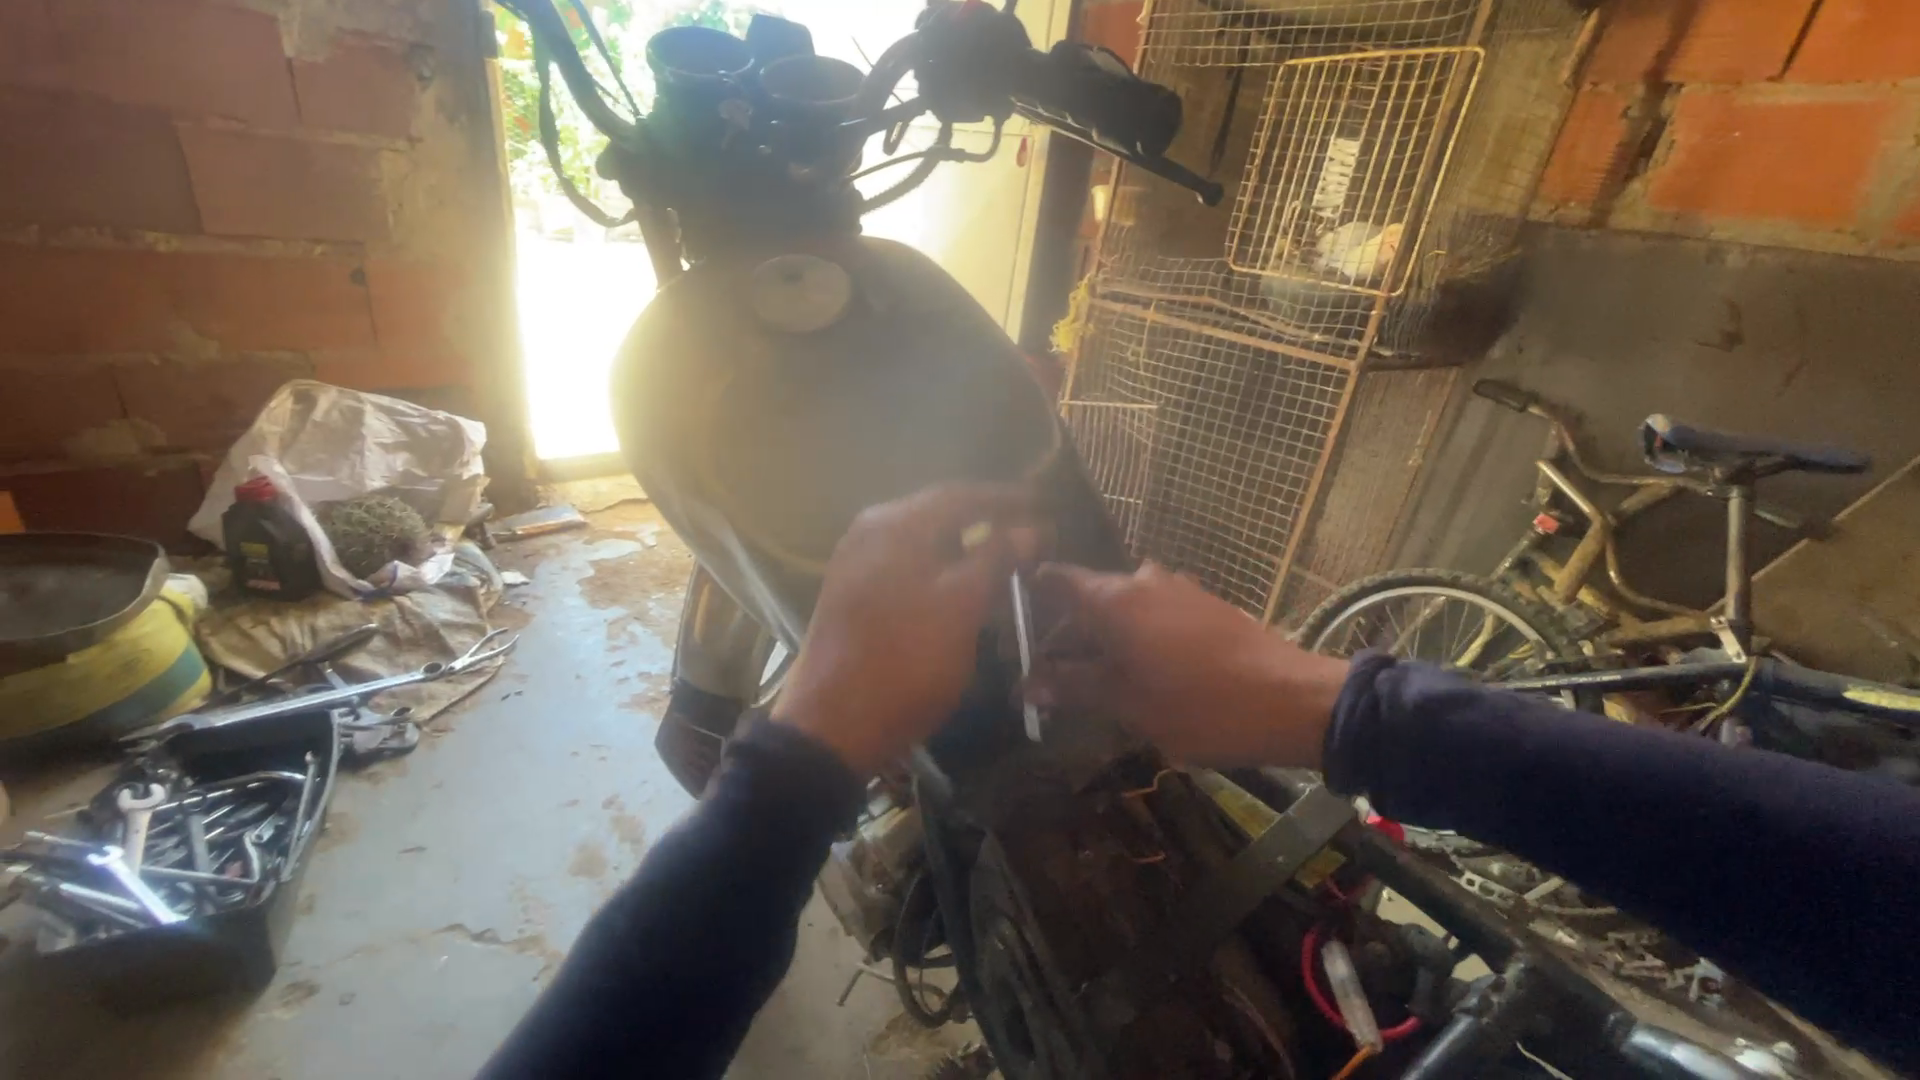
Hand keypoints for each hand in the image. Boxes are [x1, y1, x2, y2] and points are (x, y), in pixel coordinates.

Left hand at [772, 484, 1040, 775]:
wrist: (831, 725)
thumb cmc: (906, 660)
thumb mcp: (962, 606)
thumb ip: (997, 558)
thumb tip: (1032, 527)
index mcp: (896, 524)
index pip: (962, 494)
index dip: (1008, 498)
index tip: (1045, 503)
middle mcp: (870, 531)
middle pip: (939, 515)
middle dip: (988, 523)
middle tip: (1029, 534)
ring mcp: (856, 563)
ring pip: (923, 543)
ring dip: (966, 549)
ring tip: (1005, 561)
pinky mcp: (853, 594)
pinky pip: (907, 567)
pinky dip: (941, 571)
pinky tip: (964, 589)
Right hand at [1025, 562, 1349, 767]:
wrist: (1294, 701)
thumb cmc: (1200, 705)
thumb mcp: (1127, 704)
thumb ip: (1071, 687)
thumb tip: (1025, 687)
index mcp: (1113, 598)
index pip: (1052, 579)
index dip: (1026, 604)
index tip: (1011, 640)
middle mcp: (1141, 581)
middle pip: (1084, 600)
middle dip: (1062, 639)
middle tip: (1047, 684)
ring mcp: (1177, 590)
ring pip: (1120, 611)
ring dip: (1099, 643)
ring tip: (1094, 690)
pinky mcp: (1204, 605)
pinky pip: (1151, 616)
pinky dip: (1133, 640)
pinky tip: (1139, 679)